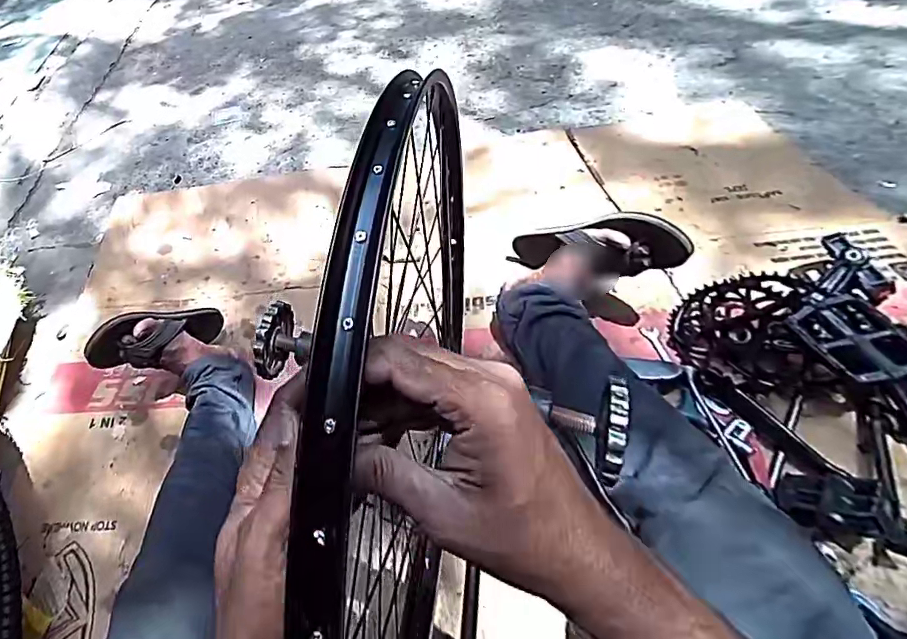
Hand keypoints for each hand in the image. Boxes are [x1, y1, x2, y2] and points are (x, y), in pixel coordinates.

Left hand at [214, 373, 304, 638]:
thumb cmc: (255, 618)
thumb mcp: (262, 541)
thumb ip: (276, 485)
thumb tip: (293, 429)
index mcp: (247, 501)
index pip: (270, 435)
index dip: (288, 401)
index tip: (310, 375)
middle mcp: (257, 508)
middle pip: (279, 445)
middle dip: (298, 410)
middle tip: (323, 383)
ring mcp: (274, 526)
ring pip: (293, 466)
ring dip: (309, 435)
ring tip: (330, 411)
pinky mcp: (294, 545)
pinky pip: (306, 494)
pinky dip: (320, 469)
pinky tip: (334, 466)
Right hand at [352, 338, 607, 598]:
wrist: (580, 553)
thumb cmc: (531, 539)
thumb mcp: (445, 514)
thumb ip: (385, 474)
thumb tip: (343, 455)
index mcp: (483, 399)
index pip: (400, 359)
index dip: (355, 369)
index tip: (326, 384)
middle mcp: (490, 377)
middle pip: (406, 353)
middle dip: (363, 379)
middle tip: (334, 407)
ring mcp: (493, 381)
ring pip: (417, 364)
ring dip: (382, 392)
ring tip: (356, 426)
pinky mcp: (491, 392)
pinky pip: (435, 380)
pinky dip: (406, 400)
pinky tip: (385, 427)